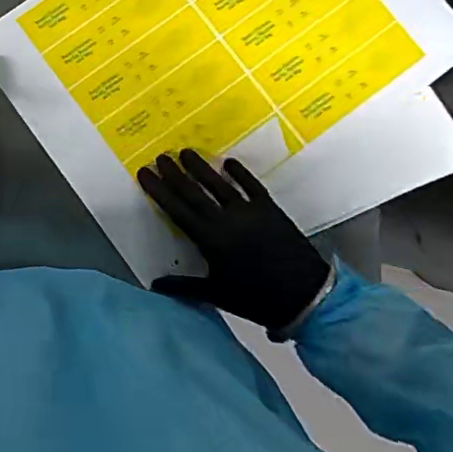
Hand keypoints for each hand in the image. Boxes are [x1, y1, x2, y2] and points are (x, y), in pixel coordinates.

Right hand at [135, 149, 330, 333]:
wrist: (308, 298)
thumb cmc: (257, 299)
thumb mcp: (216, 294)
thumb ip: (184, 286)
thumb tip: (155, 284)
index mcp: (209, 240)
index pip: (176, 209)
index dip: (158, 189)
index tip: (145, 173)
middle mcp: (226, 221)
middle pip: (194, 192)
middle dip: (175, 173)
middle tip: (161, 157)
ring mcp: (251, 213)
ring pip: (220, 185)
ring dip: (202, 168)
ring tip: (187, 152)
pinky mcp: (272, 211)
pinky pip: (253, 187)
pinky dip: (241, 174)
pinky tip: (229, 162)